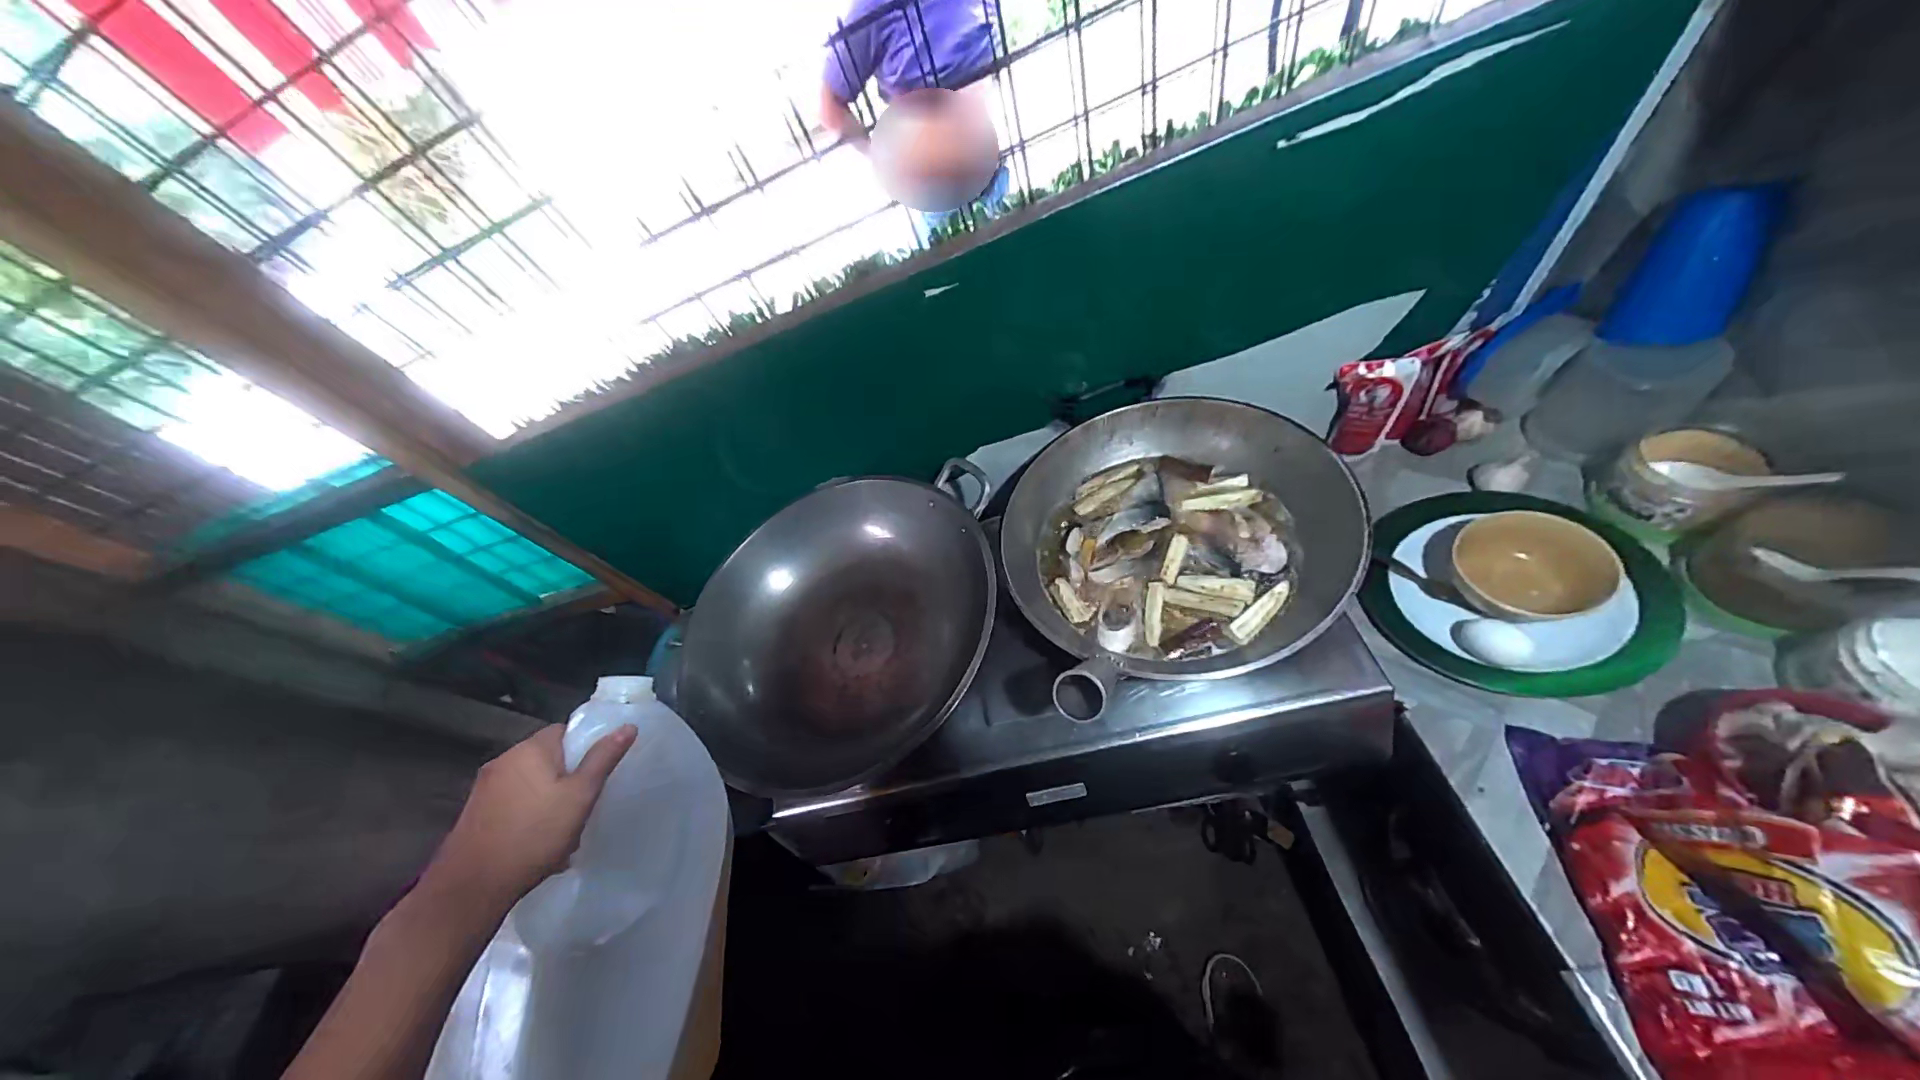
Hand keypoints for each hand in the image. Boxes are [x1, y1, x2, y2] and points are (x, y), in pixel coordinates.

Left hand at [425, 724, 635, 908]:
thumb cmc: (535, 834)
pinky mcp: (474, 815)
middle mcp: (502, 762)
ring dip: (549, 800)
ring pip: (531, 784)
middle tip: (584, 804)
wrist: (472, 887)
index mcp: (528, 750)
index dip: (585, 747)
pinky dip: (529, 816)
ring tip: (565, 830)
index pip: (564, 731)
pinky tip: (539, 844)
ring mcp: (484, 789)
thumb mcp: (581, 795)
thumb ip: (603, 758)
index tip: (597, 772)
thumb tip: (628, 726)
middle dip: (568, 779)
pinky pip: (514, 805)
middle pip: (547, 759)